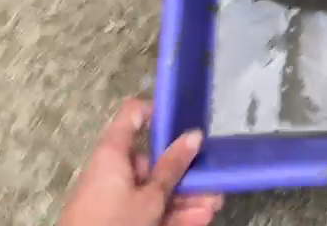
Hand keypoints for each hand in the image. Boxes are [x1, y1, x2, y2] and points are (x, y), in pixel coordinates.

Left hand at [59, 98, 223, 225]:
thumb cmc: (114, 224)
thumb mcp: (150, 199)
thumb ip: (173, 168)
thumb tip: (194, 134)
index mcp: (113, 154)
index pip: (134, 115)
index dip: (159, 112)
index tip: (186, 120)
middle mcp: (112, 172)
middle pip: (153, 162)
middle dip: (185, 173)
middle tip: (212, 181)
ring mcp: (114, 200)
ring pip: (155, 191)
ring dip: (185, 198)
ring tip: (214, 205)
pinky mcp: (117, 222)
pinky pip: (148, 211)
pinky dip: (171, 214)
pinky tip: (200, 219)